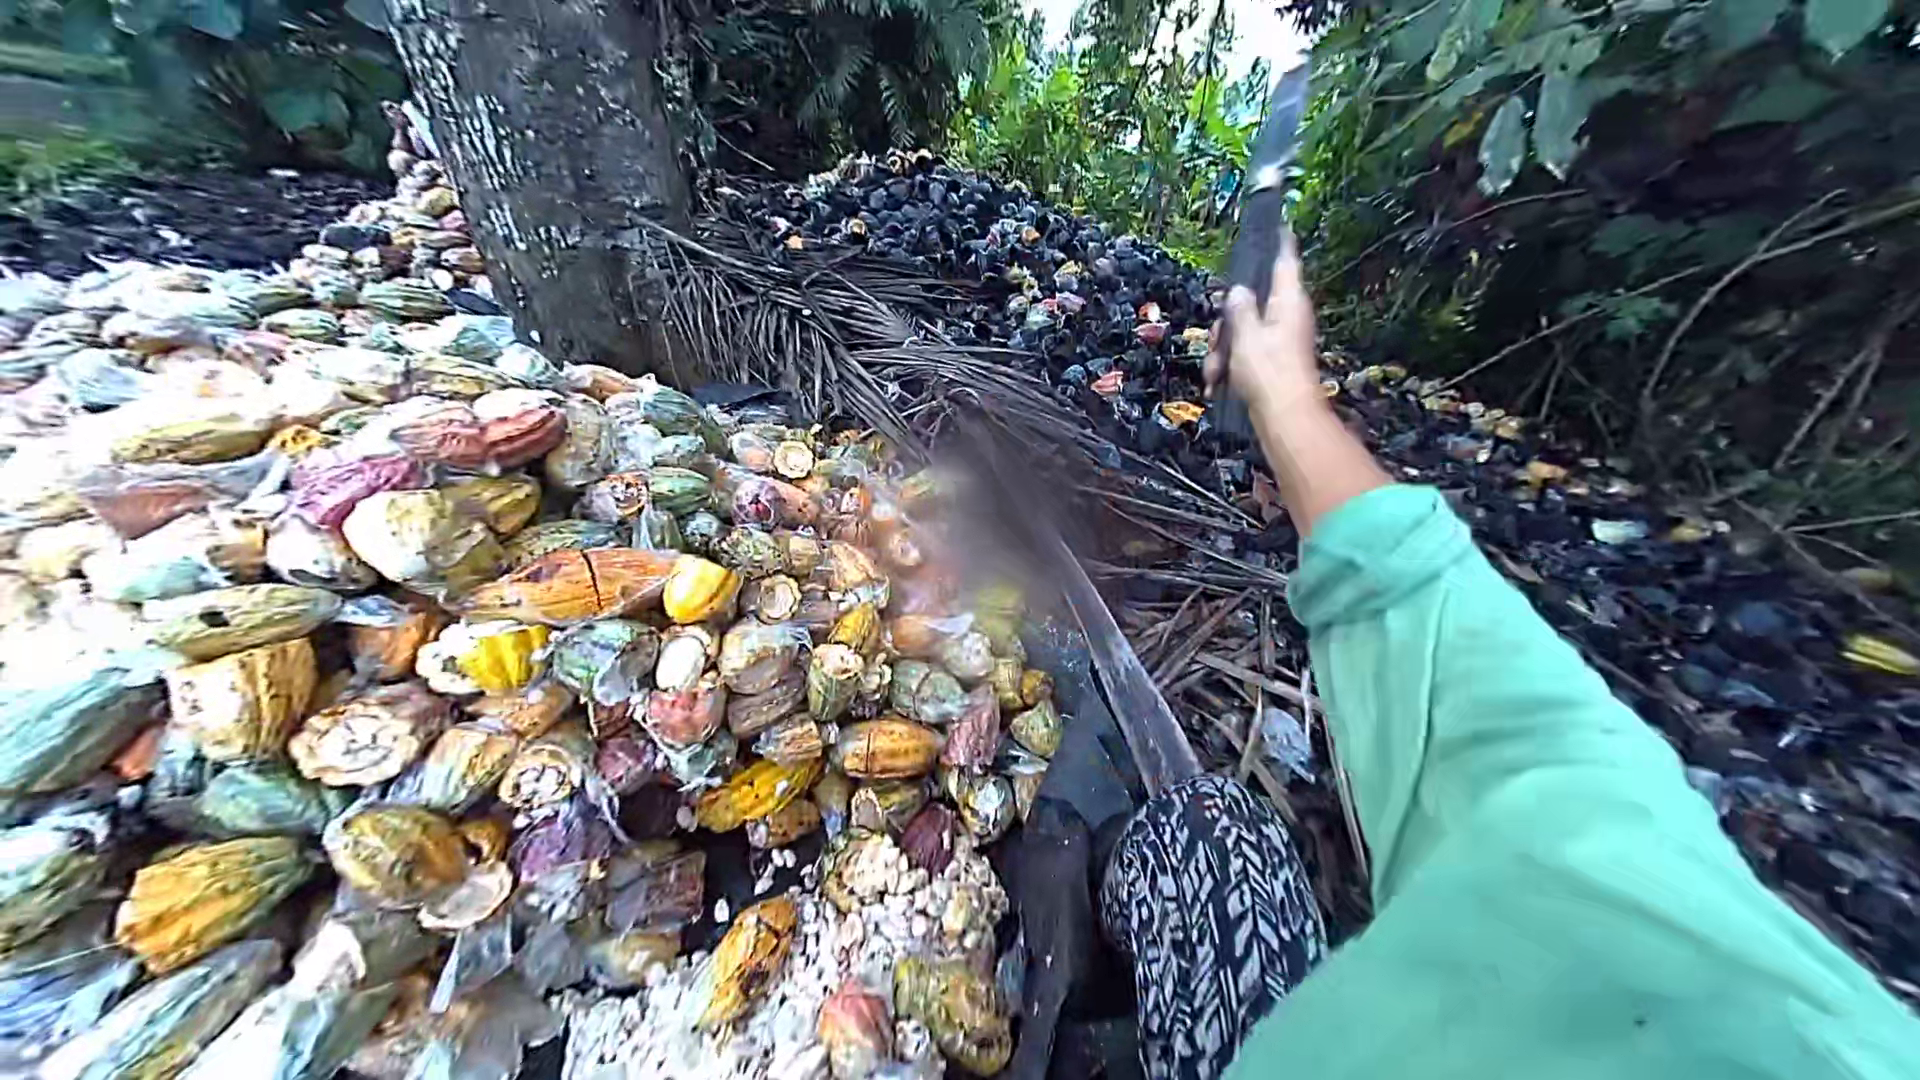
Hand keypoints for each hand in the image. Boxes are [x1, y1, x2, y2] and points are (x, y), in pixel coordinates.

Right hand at [1205, 234, 1321, 418]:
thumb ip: (1239, 309)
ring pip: (1240, 332)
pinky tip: (1218, 381)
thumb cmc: (1268, 373)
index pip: (1285, 260)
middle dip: (1225, 323)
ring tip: (1216, 371)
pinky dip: (1227, 366)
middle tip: (1218, 339)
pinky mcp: (1269, 362)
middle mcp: (1286, 317)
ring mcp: (1278, 340)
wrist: (1282, 416)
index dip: (1278, 242)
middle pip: (1250, 302)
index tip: (1275, 224)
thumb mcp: (1245, 336)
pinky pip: (1242, 354)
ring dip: (1221, 350)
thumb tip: (1237, 291)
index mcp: (1287, 302)